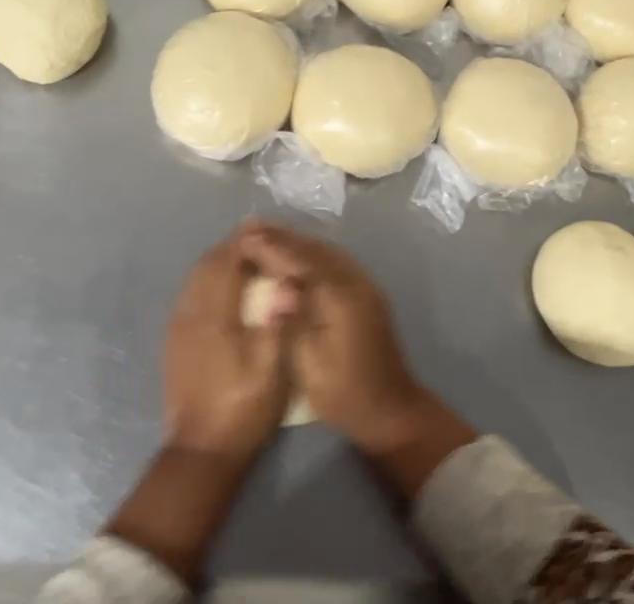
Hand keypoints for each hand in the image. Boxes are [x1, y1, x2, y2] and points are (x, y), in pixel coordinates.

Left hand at [162, 225, 292, 462]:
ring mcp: (178, 328)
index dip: (245, 241)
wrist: (202, 452)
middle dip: (232, 247)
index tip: (268, 229)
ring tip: (248, 261)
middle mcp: (190, 313)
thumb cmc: (244, 409)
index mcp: (214, 316)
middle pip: (207, 264)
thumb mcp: (273, 370)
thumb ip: (279, 323)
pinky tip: (229, 292)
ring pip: (196, 279)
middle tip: (261, 241)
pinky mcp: (176, 342)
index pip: (226, 261)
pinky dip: (209, 281)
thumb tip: (288, 282)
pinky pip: (191, 295)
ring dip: (220, 263)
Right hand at [237, 224, 444, 457]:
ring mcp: (365, 286)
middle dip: (283, 236)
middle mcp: (356, 282)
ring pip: (327, 252)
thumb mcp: (310, 364)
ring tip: (266, 234)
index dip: (272, 247)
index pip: (301, 260)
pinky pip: (335, 262)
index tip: (243, 237)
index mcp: (341, 296)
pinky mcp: (367, 295)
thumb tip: (278, 290)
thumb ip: (294, 322)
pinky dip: (312, 253)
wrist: (391, 409)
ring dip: (298, 242)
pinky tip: (296, 256)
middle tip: (250, 226)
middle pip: (315, 249)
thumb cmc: (344, 393)